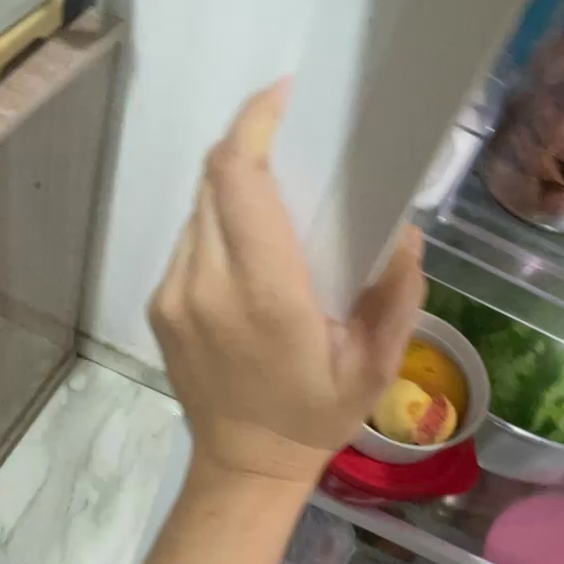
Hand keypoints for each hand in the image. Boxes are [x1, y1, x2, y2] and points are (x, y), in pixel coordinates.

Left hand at [149, 81, 424, 485]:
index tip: (285, 98)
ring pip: (198, 209)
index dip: (255, 122)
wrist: (245, 465)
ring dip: (233, 188)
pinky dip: (218, 226)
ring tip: (275, 201)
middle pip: (214, 180)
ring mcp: (174, 295)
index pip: (238, 176)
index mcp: (264, 293)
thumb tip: (403, 230)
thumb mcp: (376, 365)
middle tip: (292, 145)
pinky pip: (188, 242)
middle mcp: (206, 284)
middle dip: (249, 146)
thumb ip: (397, 294)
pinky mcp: (160, 306)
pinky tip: (248, 250)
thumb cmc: (316, 415)